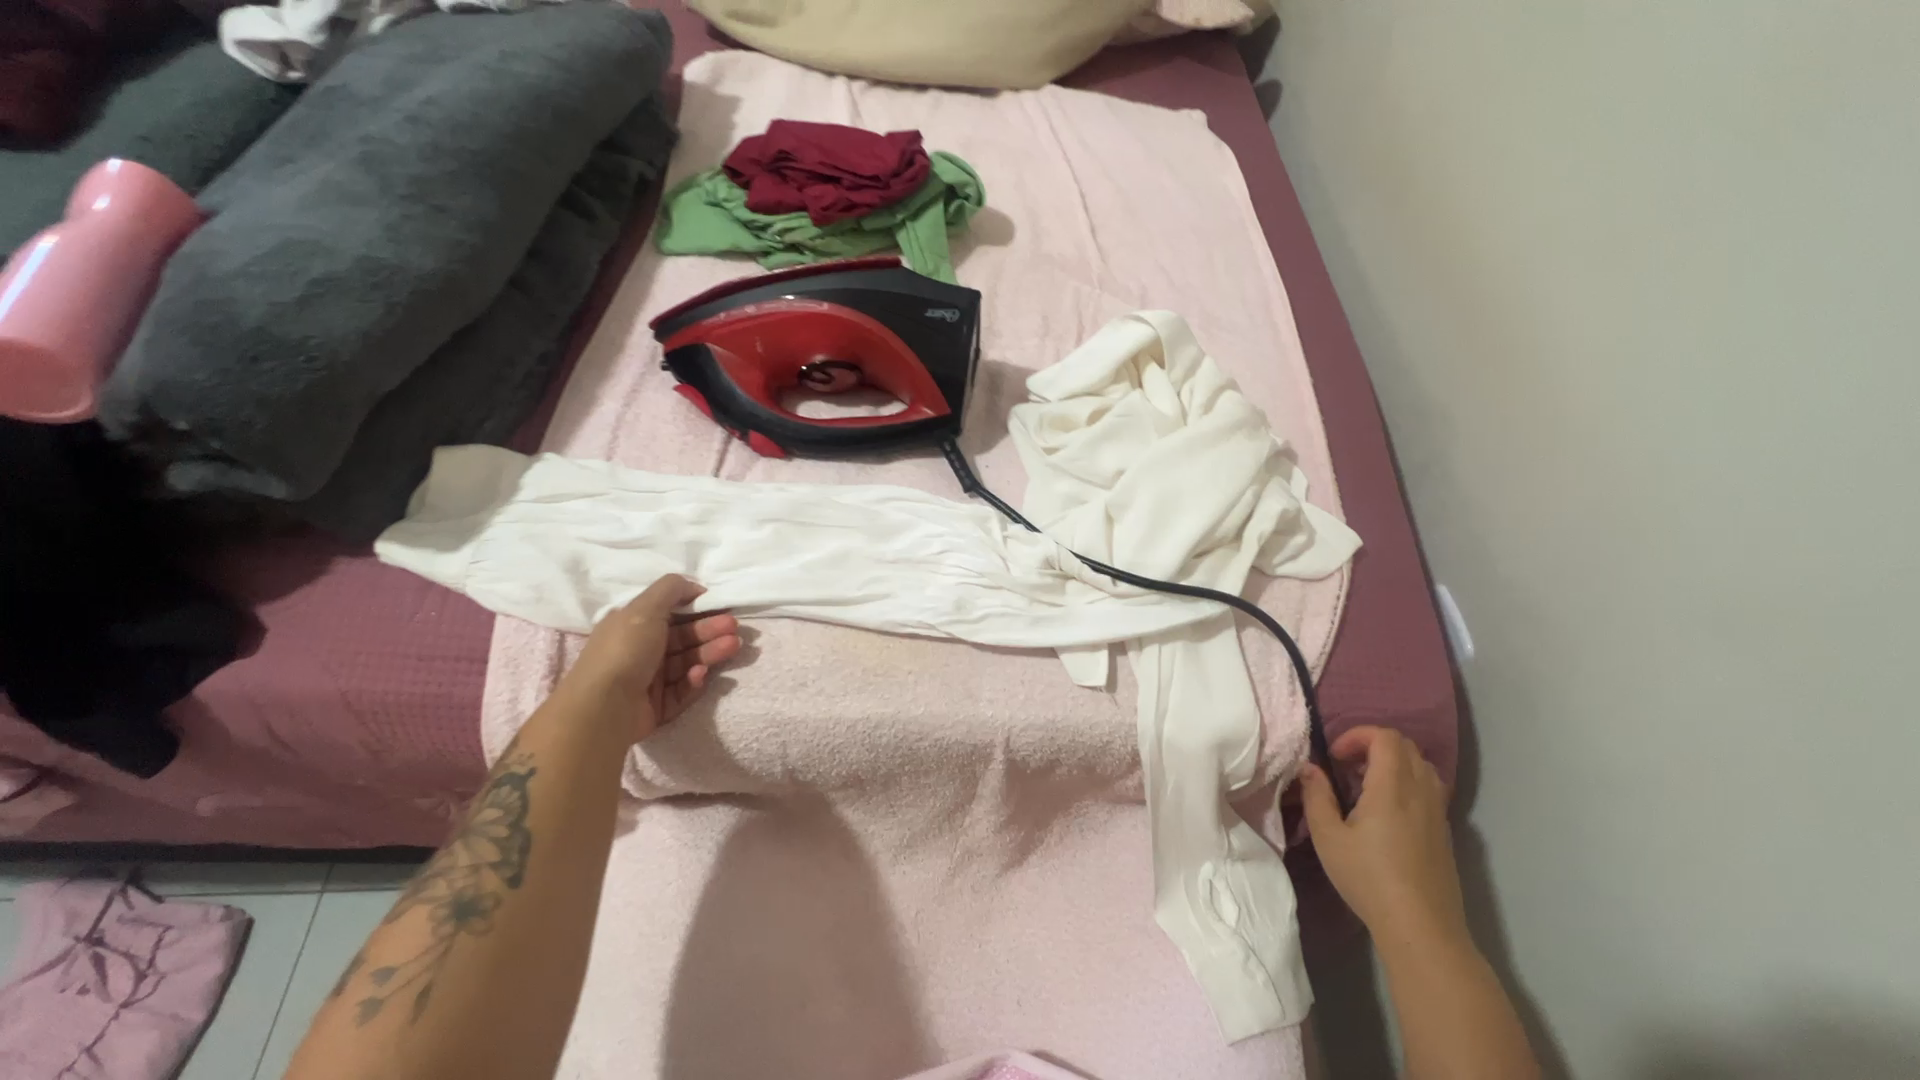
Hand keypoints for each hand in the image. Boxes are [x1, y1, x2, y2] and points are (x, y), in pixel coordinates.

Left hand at [554, 575, 741, 741]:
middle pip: (683, 638)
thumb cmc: (625, 650)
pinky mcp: (658, 706)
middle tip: (734, 629)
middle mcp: (640, 650)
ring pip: (687, 662)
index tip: (721, 607)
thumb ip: (671, 589)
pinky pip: (682, 690)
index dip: (696, 609)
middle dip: (710, 631)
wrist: (604, 707)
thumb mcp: (645, 608)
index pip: (670, 614)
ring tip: (732, 647)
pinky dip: (693, 681)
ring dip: (709, 653)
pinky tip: (699, 674)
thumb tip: (695, 585)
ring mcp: (649, 680)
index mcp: (632, 625)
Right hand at [1298, 726, 1467, 949]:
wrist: (1421, 927)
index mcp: (1392, 787)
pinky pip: (1430, 788)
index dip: (1357, 735)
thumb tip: (1310, 769)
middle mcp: (1420, 792)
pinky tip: (1387, 812)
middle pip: (1406, 746)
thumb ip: (1317, 797)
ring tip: (1367, 786)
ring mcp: (1438, 812)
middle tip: (1347, 768)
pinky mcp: (1445, 831)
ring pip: (1422, 766)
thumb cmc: (1369, 879)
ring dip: (1393, 763)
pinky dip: (1407, 783)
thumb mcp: (1328, 838)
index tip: (1335, 757)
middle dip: (1373, 746)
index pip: (1385, 737)